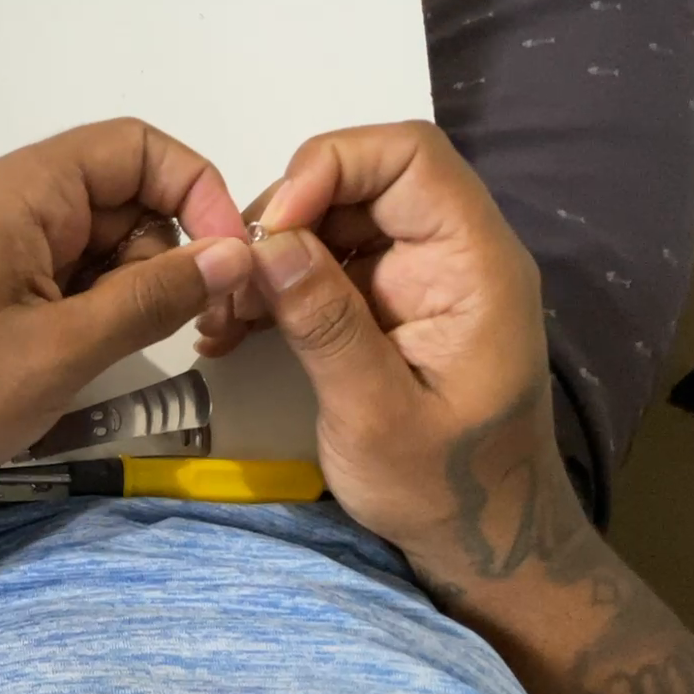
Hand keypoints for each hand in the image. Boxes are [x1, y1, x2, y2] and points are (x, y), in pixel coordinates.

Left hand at [0, 118, 253, 492]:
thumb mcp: (63, 348)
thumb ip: (153, 297)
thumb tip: (235, 255)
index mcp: (25, 191)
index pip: (136, 149)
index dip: (196, 191)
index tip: (229, 259)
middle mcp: (14, 206)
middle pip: (123, 200)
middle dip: (163, 256)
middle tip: (170, 328)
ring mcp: (3, 251)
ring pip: (100, 249)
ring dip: (128, 294)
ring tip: (108, 354)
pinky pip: (69, 283)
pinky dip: (94, 314)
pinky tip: (82, 359)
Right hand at [206, 122, 587, 579]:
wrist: (472, 536)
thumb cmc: (439, 486)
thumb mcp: (375, 413)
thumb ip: (327, 324)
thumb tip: (271, 245)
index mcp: (470, 266)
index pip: (408, 157)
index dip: (329, 170)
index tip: (267, 236)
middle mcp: (446, 258)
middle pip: (360, 186)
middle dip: (283, 224)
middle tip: (228, 290)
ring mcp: (412, 285)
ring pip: (331, 230)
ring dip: (267, 264)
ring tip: (221, 320)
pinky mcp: (382, 314)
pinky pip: (321, 276)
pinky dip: (273, 294)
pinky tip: (231, 332)